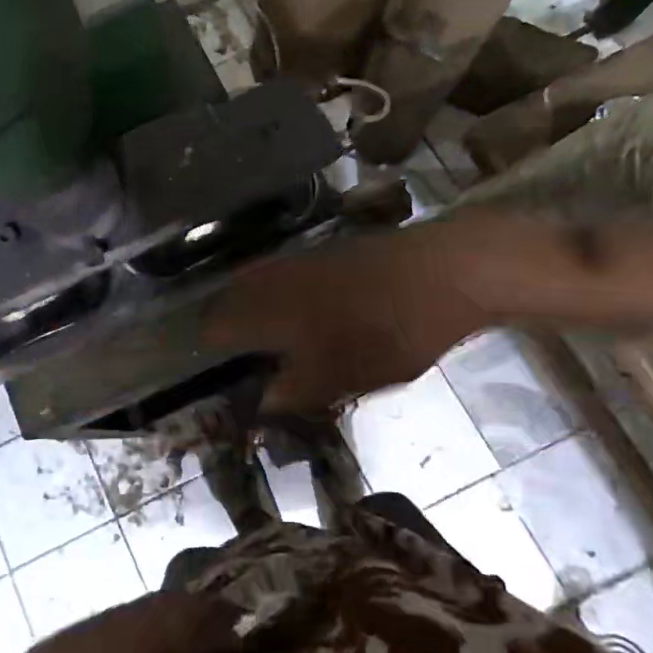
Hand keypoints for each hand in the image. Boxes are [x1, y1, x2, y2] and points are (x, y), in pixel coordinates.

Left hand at [0, 591, 252, 652]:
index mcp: (184, 612)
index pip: (231, 612)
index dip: (248, 634)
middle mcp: (164, 599)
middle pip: (205, 611)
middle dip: (221, 637)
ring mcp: (137, 606)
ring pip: (180, 618)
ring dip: (194, 641)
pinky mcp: (115, 620)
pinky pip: (157, 626)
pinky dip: (169, 644)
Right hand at [201, 227, 479, 414]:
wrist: (442, 272)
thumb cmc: (384, 332)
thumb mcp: (338, 379)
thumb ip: (292, 392)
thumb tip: (263, 400)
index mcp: (261, 310)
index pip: (211, 329)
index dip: (209, 356)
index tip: (221, 377)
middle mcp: (269, 279)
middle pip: (227, 302)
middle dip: (229, 333)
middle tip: (247, 363)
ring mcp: (298, 260)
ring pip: (256, 287)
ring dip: (255, 314)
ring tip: (277, 345)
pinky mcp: (326, 252)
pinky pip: (284, 277)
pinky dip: (283, 299)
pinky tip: (309, 318)